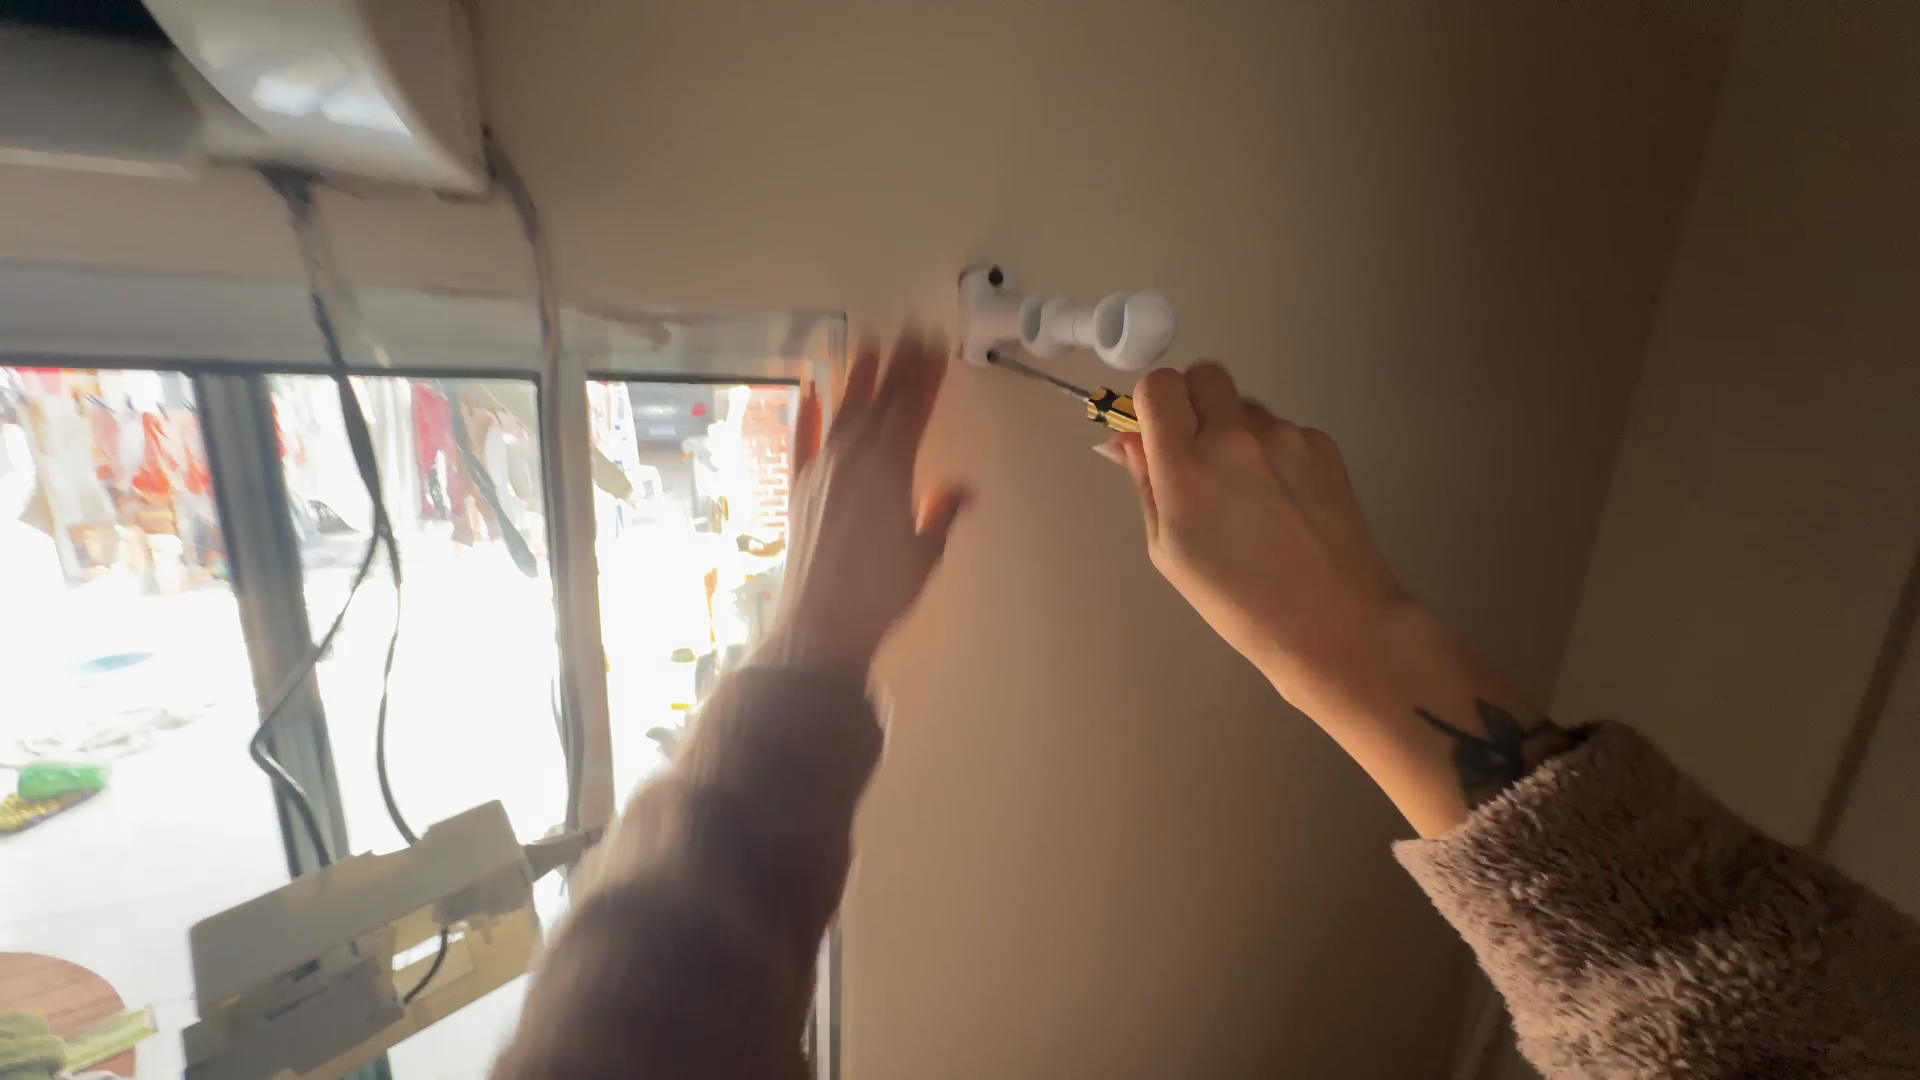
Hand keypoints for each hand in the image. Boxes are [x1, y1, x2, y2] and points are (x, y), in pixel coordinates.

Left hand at [766, 326, 971, 676]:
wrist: (821, 624)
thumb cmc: (881, 592)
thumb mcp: (925, 553)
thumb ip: (942, 512)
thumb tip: (963, 486)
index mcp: (890, 469)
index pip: (913, 411)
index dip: (926, 378)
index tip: (936, 347)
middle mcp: (852, 458)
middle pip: (881, 403)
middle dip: (899, 367)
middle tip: (913, 332)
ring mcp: (820, 469)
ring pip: (844, 413)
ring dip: (858, 379)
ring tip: (870, 345)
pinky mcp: (797, 487)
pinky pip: (801, 441)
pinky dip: (806, 415)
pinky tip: (808, 391)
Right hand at [1099, 363, 1409, 706]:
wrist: (1331, 619)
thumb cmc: (1233, 598)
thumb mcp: (1167, 549)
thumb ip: (1145, 484)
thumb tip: (1125, 440)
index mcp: (1186, 467)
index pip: (1158, 386)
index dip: (1152, 402)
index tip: (1157, 431)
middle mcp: (1234, 437)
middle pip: (1204, 374)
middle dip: (1192, 400)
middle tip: (1197, 447)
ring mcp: (1285, 436)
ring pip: (1245, 405)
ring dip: (1234, 429)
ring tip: (1248, 490)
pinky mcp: (1322, 444)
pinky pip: (1282, 429)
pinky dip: (1272, 451)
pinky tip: (1282, 498)